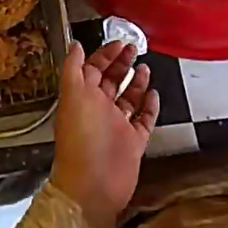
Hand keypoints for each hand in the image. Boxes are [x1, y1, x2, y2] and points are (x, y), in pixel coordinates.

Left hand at [50, 41, 157, 227]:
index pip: (92, 69)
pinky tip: (154, 94)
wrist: (94, 185)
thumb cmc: (81, 141)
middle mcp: (98, 110)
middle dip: (121, 63)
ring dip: (136, 82)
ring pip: (128, 98)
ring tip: (145, 67)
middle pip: (110, 81)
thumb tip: (75, 45)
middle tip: (134, 48)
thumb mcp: (73, 94)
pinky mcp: (133, 142)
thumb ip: (74, 68)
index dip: (104, 54)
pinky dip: (149, 106)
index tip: (118, 42)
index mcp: (82, 98)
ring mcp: (116, 126)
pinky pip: (144, 120)